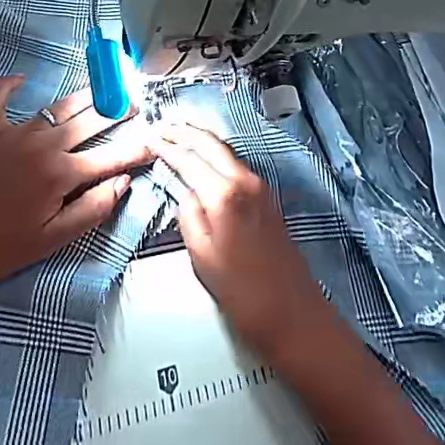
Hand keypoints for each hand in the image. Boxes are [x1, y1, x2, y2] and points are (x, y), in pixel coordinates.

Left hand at [0, 75, 152, 294]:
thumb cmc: (2, 248)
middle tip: (133, 101)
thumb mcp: (53, 240)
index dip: (135, 150)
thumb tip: (123, 184)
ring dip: (81, 97)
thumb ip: (92, 210)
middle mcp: (42, 147)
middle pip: (87, 123)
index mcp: (61, 175)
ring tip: (102, 88)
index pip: (108, 159)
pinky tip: (20, 78)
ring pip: (55, 109)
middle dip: (114, 111)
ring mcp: (14, 135)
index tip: (155, 140)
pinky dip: (7, 88)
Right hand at [151, 123, 331, 358]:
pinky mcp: (266, 196)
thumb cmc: (244, 293)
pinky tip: (202, 158)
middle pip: (209, 142)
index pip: (188, 158)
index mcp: (224, 194)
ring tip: (176, 136)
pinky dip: (213, 152)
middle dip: (183, 132)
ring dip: (199, 139)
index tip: (149, 140)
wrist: (295, 316)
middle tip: (161, 128)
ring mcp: (259, 186)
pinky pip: (234, 162)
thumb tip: (186, 193)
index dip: (166, 147)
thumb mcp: (202, 255)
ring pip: (223, 149)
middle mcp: (244, 181)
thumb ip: (188, 214)